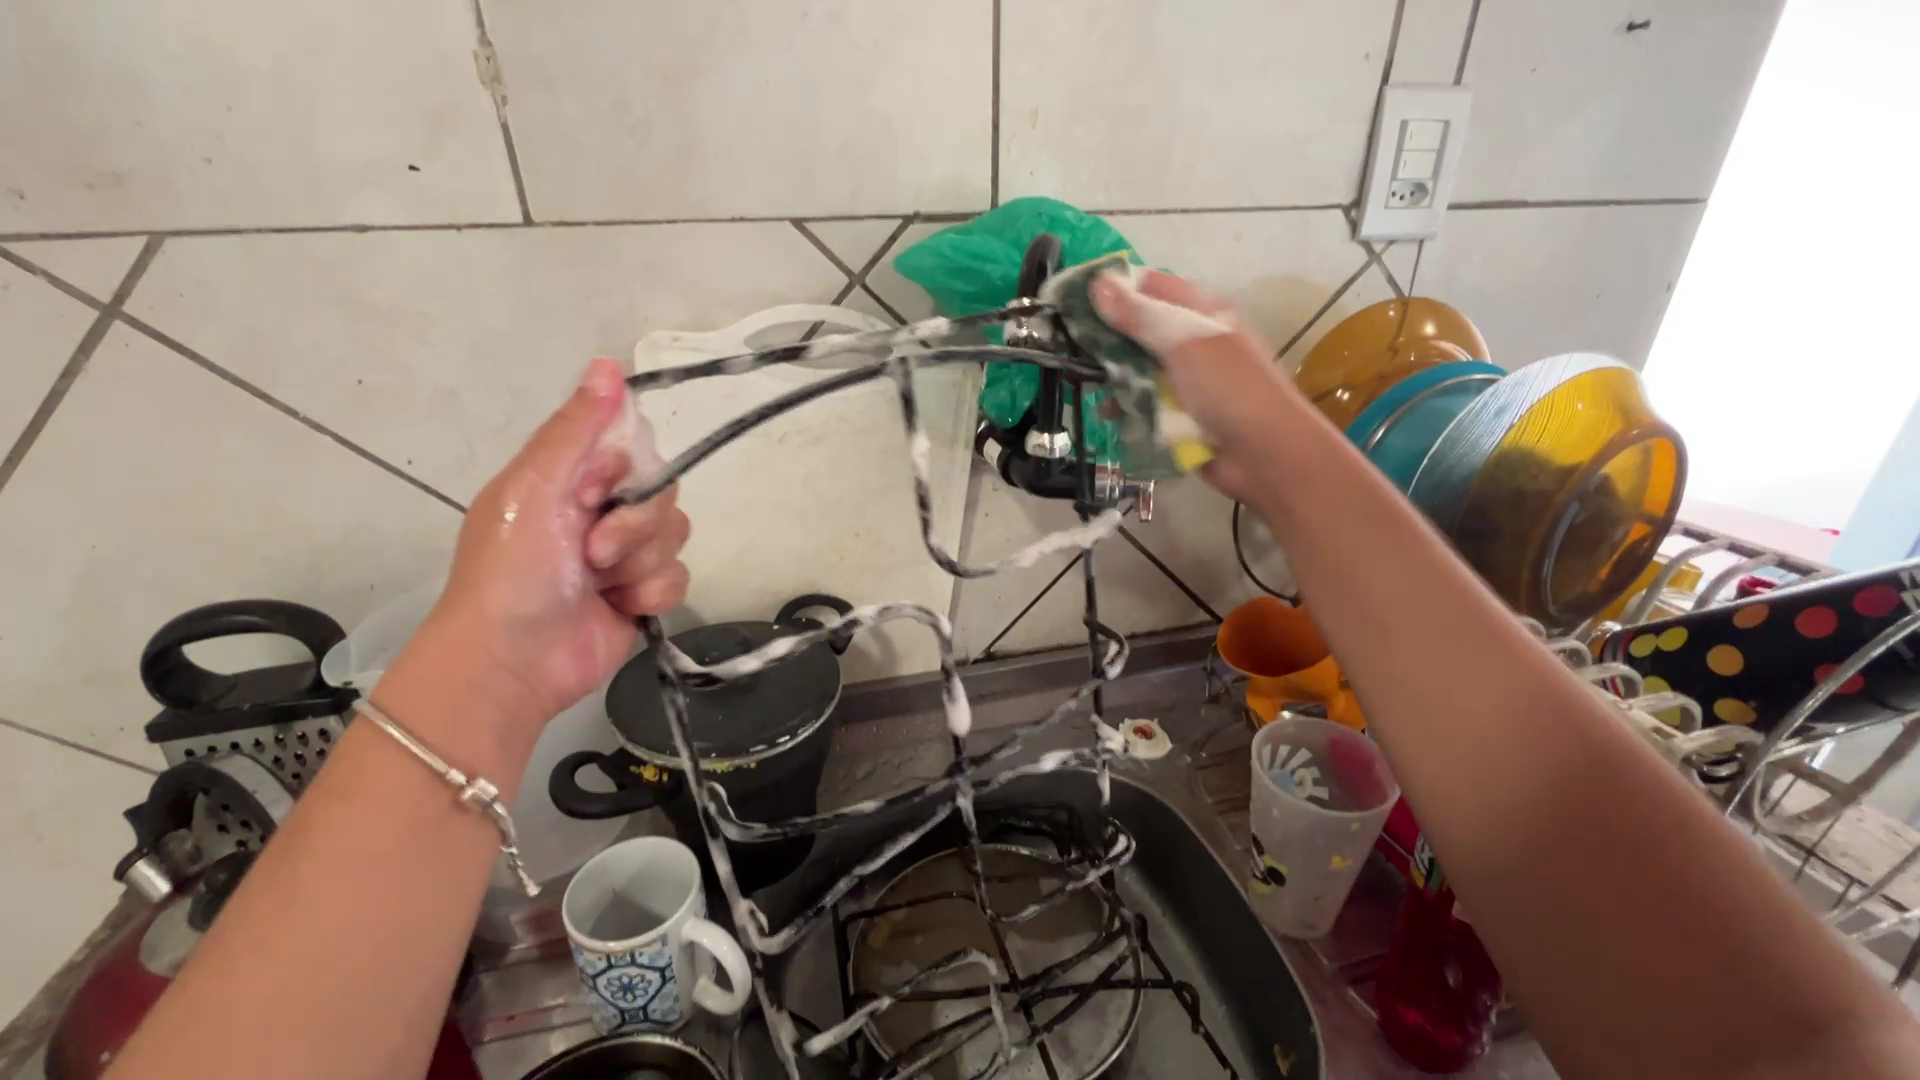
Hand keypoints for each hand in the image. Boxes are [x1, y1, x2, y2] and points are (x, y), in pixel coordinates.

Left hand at [407, 357, 690, 736]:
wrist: (514, 660)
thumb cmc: (513, 569)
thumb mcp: (536, 488)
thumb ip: (576, 430)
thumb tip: (608, 363)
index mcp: (569, 478)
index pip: (632, 446)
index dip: (624, 470)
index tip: (594, 491)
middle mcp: (600, 511)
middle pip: (663, 491)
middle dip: (635, 523)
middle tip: (593, 548)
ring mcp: (624, 555)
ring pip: (676, 534)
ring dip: (641, 560)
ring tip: (602, 582)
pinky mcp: (644, 594)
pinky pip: (680, 576)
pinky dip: (652, 592)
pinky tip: (623, 606)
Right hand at [1089, 269, 1304, 500]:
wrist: (1267, 455)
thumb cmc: (1230, 389)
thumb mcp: (1184, 343)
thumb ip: (1140, 315)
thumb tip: (1099, 283)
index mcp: (1201, 312)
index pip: (1151, 286)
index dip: (1114, 288)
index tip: (1074, 298)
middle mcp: (1192, 341)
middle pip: (1139, 329)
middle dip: (1107, 337)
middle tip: (1068, 345)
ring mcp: (1186, 380)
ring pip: (1137, 369)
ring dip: (1113, 376)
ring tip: (1085, 383)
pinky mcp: (1179, 415)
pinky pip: (1144, 404)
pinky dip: (1126, 407)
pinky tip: (1108, 415)